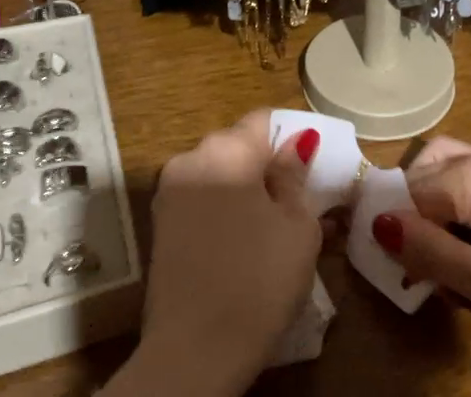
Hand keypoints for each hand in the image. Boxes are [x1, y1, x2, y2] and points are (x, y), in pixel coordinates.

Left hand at [107, 111, 321, 396]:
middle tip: (297, 200)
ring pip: (218, 174)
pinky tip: (244, 244)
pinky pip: (201, 201)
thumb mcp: (298, 226)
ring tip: (273, 227)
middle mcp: (190, 159)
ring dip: (244, 189)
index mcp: (226, 150)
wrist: (194, 351)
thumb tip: (295, 144)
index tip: (310, 167)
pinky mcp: (159, 226)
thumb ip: (294, 176)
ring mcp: (169, 194)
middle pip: (237, 145)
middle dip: (266, 164)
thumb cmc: (259, 280)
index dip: (291, 137)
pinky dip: (223, 211)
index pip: (264, 120)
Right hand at [372, 139, 470, 353]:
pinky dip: (458, 218)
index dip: (394, 231)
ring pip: (443, 180)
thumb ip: (431, 253)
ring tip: (450, 268)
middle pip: (420, 176)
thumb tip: (376, 223)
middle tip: (428, 273)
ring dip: (435, 220)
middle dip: (415, 222)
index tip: (400, 275)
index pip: (405, 191)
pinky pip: (469, 189)